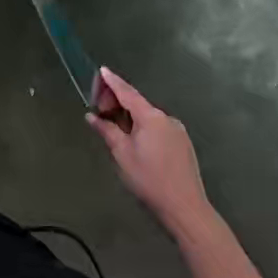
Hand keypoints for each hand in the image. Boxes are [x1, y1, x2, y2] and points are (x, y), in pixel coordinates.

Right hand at [86, 69, 212, 235]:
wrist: (184, 207)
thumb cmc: (149, 179)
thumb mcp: (122, 154)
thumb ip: (107, 131)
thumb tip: (93, 116)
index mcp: (151, 117)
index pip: (128, 93)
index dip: (113, 82)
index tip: (102, 70)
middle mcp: (167, 119)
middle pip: (139, 104)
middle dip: (119, 103)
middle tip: (100, 110)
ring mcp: (178, 132)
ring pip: (148, 118)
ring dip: (131, 118)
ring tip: (115, 129)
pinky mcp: (182, 145)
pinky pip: (158, 129)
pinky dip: (143, 128)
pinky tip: (135, 142)